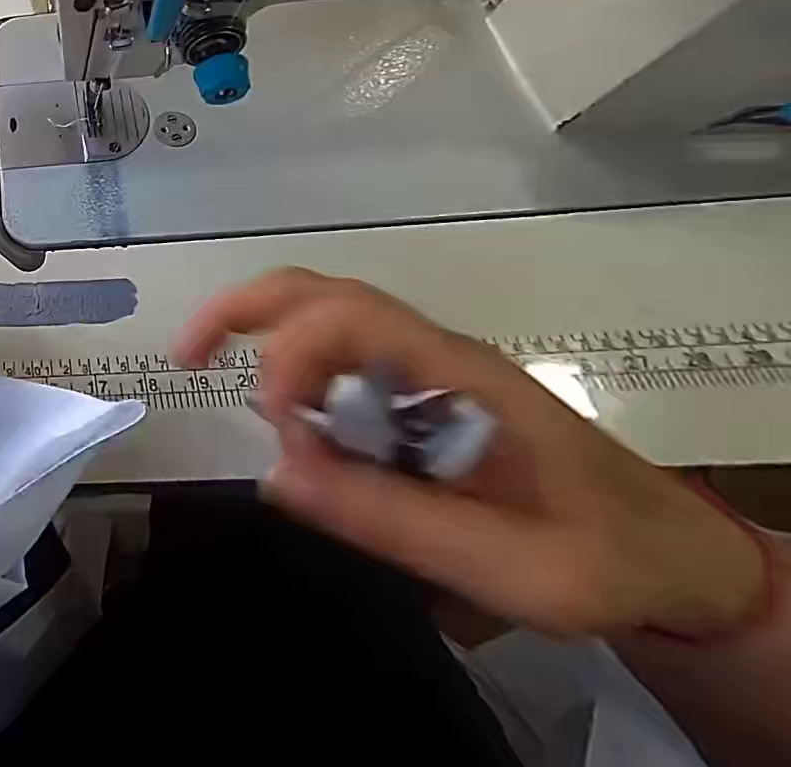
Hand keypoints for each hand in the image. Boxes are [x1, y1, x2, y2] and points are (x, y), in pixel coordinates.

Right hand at [174, 268, 767, 638]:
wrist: (671, 555)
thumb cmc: (606, 560)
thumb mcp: (518, 567)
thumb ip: (395, 520)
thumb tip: (276, 474)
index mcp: (459, 375)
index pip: (349, 320)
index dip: (289, 360)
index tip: (278, 428)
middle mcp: (427, 350)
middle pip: (315, 291)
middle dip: (237, 310)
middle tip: (186, 355)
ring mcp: (413, 361)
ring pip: (311, 307)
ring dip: (249, 328)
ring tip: (205, 368)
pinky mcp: (401, 382)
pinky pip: (322, 347)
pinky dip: (276, 361)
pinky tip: (276, 412)